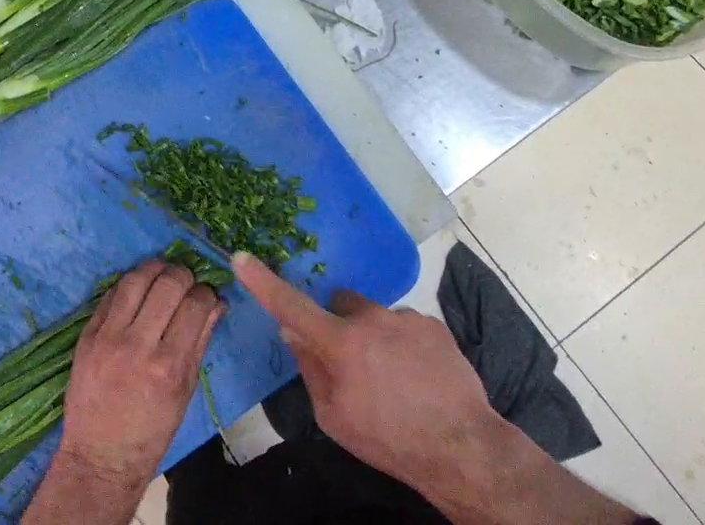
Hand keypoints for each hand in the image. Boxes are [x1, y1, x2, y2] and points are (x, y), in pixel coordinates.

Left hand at [33, 259, 224, 522]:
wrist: (101, 457)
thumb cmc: (152, 432)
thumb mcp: (186, 391)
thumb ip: (201, 341)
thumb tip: (217, 303)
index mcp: (169, 365)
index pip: (196, 304)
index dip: (207, 293)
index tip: (208, 295)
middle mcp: (138, 345)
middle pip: (168, 284)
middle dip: (185, 275)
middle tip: (188, 282)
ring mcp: (108, 337)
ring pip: (136, 280)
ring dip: (155, 270)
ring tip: (164, 275)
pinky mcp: (87, 335)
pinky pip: (111, 294)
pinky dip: (130, 285)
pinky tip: (140, 288)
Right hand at [231, 251, 497, 489]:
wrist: (462, 447)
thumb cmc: (388, 439)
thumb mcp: (334, 416)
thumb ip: (310, 368)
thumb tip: (294, 331)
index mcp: (341, 343)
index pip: (292, 307)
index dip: (264, 282)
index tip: (242, 257)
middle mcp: (372, 319)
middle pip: (341, 305)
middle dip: (340, 325)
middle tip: (353, 366)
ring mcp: (406, 318)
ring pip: (376, 317)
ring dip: (375, 337)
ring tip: (395, 380)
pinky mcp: (433, 324)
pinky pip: (405, 326)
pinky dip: (404, 346)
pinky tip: (417, 378)